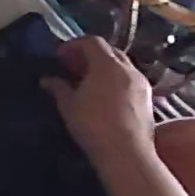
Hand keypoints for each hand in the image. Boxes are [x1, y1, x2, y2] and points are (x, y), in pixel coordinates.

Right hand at [40, 35, 154, 164]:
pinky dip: (114, 78)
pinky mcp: (148, 98)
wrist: (126, 153)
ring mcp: (141, 83)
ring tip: (87, 81)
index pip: (92, 42)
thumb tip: (47, 79)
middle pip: (109, 51)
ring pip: (121, 65)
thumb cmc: (92, 124)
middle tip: (72, 66)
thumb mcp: (68, 105)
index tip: (60, 56)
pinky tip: (103, 94)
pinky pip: (129, 79)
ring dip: (103, 66)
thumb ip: (58, 87)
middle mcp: (128, 69)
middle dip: (89, 54)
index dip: (74, 45)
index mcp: (107, 65)